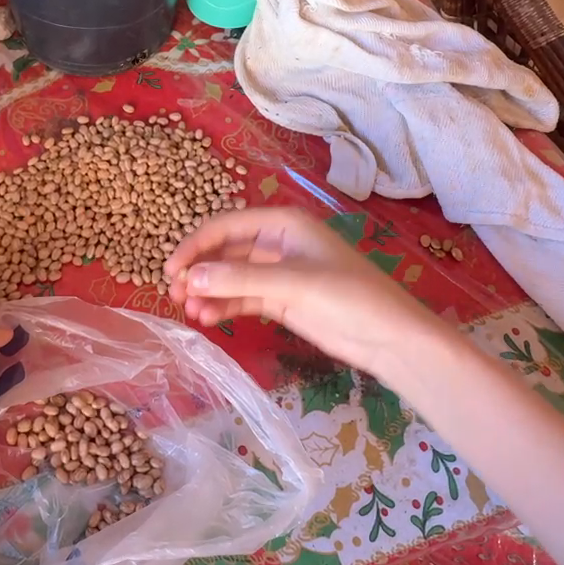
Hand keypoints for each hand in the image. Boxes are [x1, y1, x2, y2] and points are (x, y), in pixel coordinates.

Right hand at [167, 208, 442, 373]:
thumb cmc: (349, 298)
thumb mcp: (293, 285)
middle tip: (174, 294)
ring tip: (188, 312)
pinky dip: (224, 306)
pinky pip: (243, 297)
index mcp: (283, 223)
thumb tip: (191, 278)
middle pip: (225, 251)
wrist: (392, 340)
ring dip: (209, 291)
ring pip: (232, 277)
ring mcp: (279, 272)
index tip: (171, 270)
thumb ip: (240, 280)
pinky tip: (207, 318)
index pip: (226, 226)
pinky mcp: (282, 299)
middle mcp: (277, 243)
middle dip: (200, 270)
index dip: (196, 245)